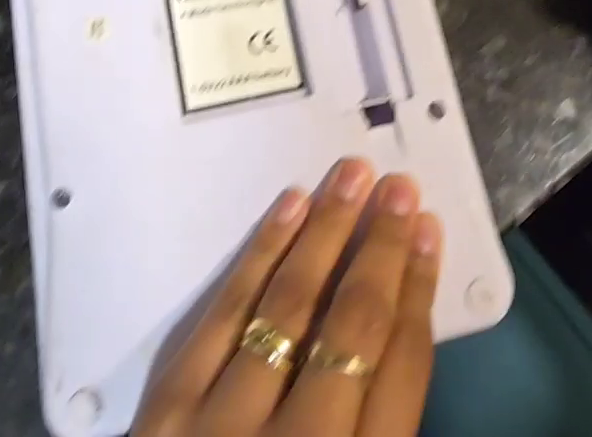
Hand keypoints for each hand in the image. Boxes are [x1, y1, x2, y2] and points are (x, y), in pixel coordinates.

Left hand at [133, 158, 442, 436]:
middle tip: (398, 186)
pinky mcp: (164, 413)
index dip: (417, 292)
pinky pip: (220, 316)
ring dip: (324, 234)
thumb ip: (382, 428)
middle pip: (349, 328)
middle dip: (380, 250)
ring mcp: (221, 428)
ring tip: (351, 178)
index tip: (427, 233)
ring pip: (285, 307)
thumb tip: (401, 328)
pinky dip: (257, 258)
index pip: (400, 372)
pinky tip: (286, 213)